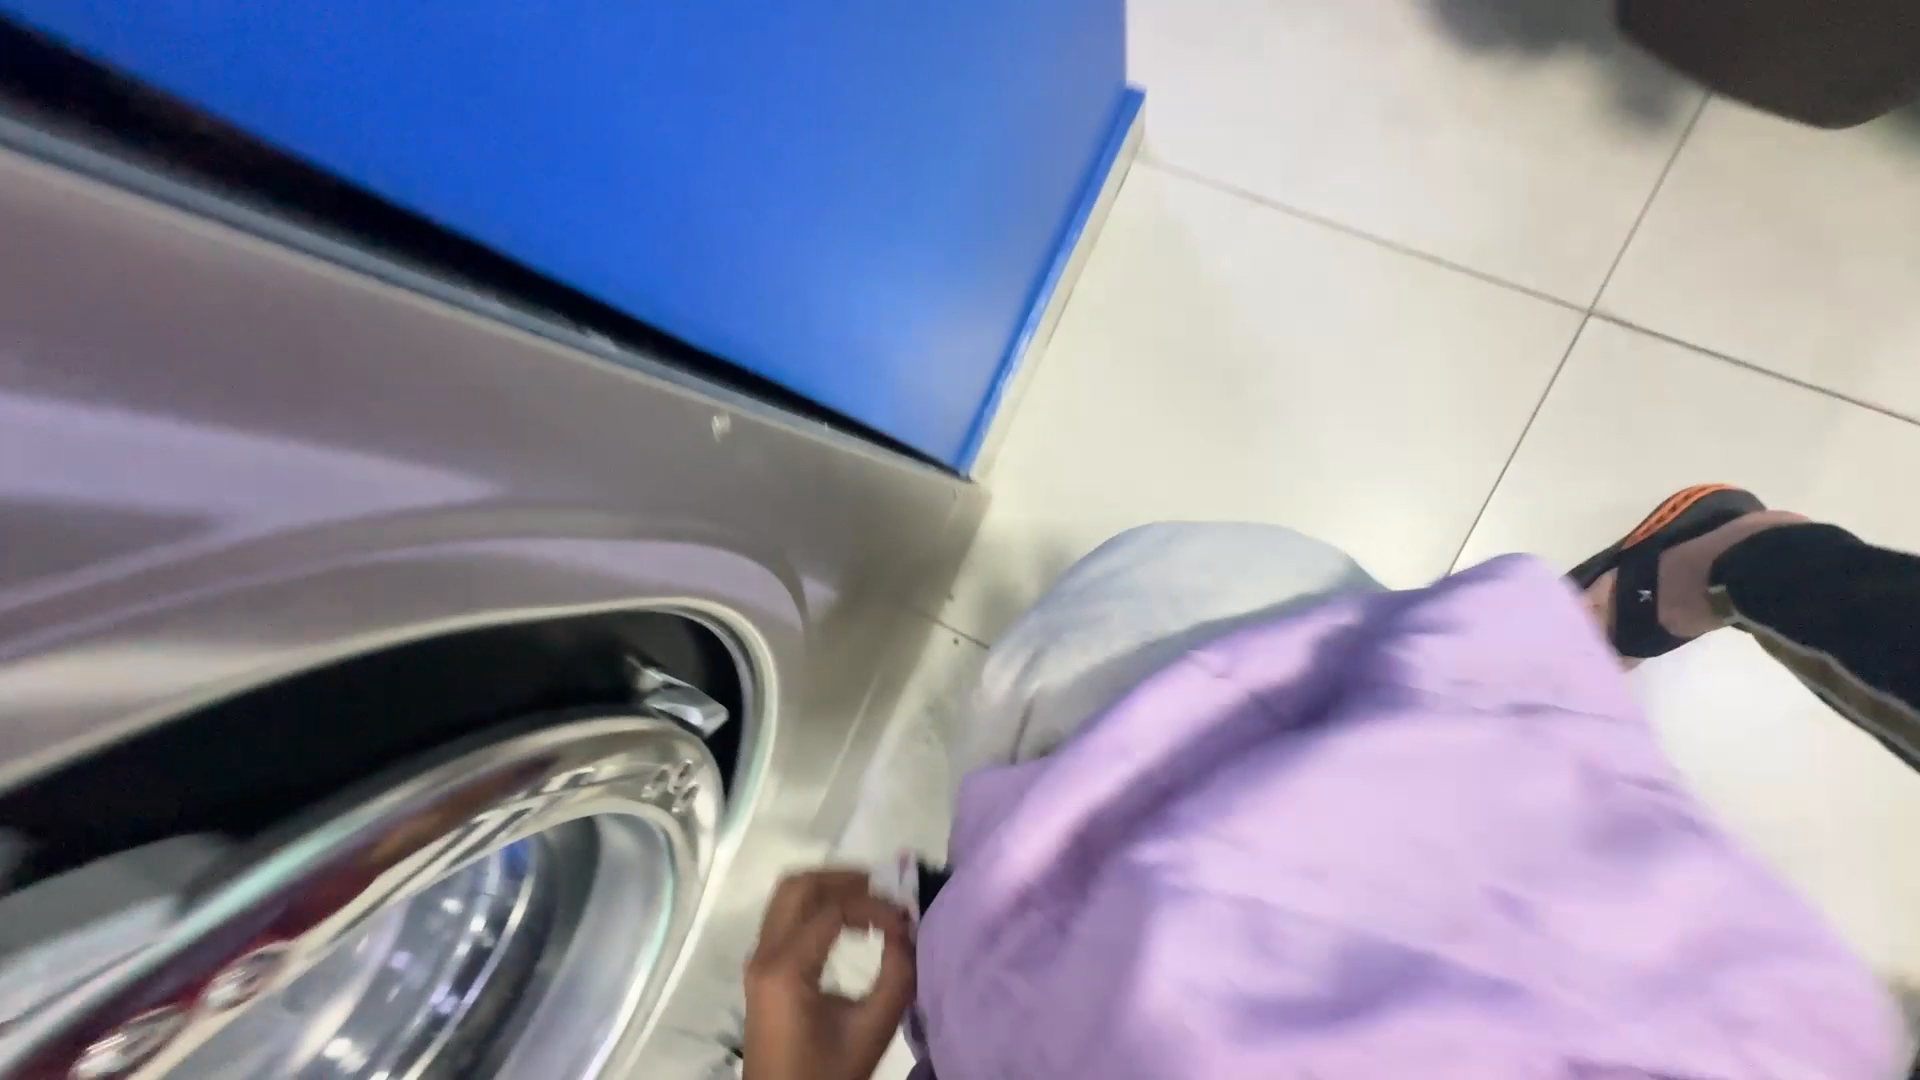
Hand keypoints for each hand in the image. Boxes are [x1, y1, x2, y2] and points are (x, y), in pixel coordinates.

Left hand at [743, 868, 915, 1079]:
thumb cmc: (827, 1076)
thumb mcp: (872, 1030)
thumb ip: (896, 974)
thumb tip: (908, 929)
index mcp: (784, 969)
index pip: (832, 909)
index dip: (873, 906)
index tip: (904, 922)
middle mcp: (764, 955)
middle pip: (799, 886)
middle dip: (845, 880)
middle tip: (883, 890)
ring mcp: (759, 960)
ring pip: (789, 896)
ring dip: (830, 889)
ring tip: (870, 902)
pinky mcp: (764, 969)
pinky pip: (787, 916)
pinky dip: (819, 906)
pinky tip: (850, 922)